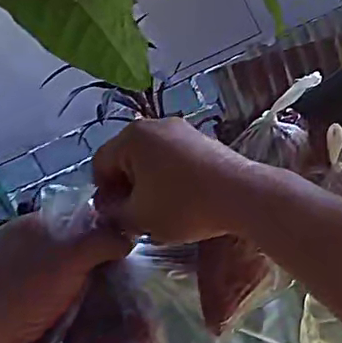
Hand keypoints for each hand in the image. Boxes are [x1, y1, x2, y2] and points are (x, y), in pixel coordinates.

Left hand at [0, 207, 130, 342]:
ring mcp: (20, 277)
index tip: (123, 239)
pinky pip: (58, 294)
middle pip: (69, 244)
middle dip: (94, 255)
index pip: (70, 215)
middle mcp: (20, 247)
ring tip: (114, 287)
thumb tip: (129, 237)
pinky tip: (92, 305)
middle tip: (121, 266)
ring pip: (64, 271)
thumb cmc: (31, 291)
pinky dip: (74, 298)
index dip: (97, 224)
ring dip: (86, 280)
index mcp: (25, 225)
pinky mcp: (23, 304)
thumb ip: (104, 240)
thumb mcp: (74, 256)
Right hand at [90, 117, 266, 243]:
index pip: (100, 164)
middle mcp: (155, 124)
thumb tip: (110, 210)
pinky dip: (171, 177)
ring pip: (152, 157)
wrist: (241, 194)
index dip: (103, 193)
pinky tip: (183, 200)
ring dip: (149, 183)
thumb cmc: (183, 204)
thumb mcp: (139, 218)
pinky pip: (175, 157)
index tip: (116, 216)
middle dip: (126, 186)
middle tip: (135, 216)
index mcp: (132, 136)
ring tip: (160, 210)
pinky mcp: (204, 139)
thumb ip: (114, 214)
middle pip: (126, 157)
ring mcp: (182, 129)